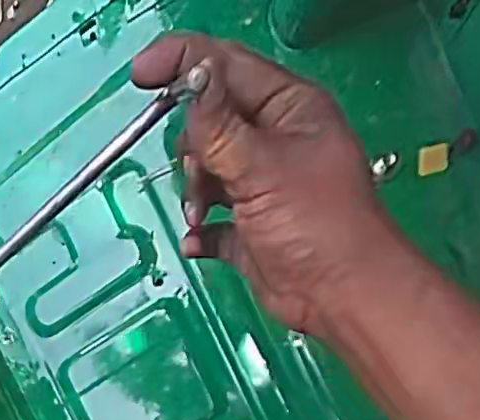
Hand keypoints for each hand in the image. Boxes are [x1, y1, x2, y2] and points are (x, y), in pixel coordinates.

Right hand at [133, 35, 401, 334]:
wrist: (337, 294)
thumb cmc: (321, 226)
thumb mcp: (264, 168)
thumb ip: (221, 128)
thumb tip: (192, 77)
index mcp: (288, 110)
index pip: (227, 69)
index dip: (183, 64)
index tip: (142, 75)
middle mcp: (272, 144)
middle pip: (210, 127)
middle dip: (192, 153)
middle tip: (198, 177)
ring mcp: (259, 189)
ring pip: (206, 176)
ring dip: (194, 196)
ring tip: (201, 216)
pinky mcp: (248, 232)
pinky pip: (211, 224)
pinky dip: (201, 233)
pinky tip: (200, 241)